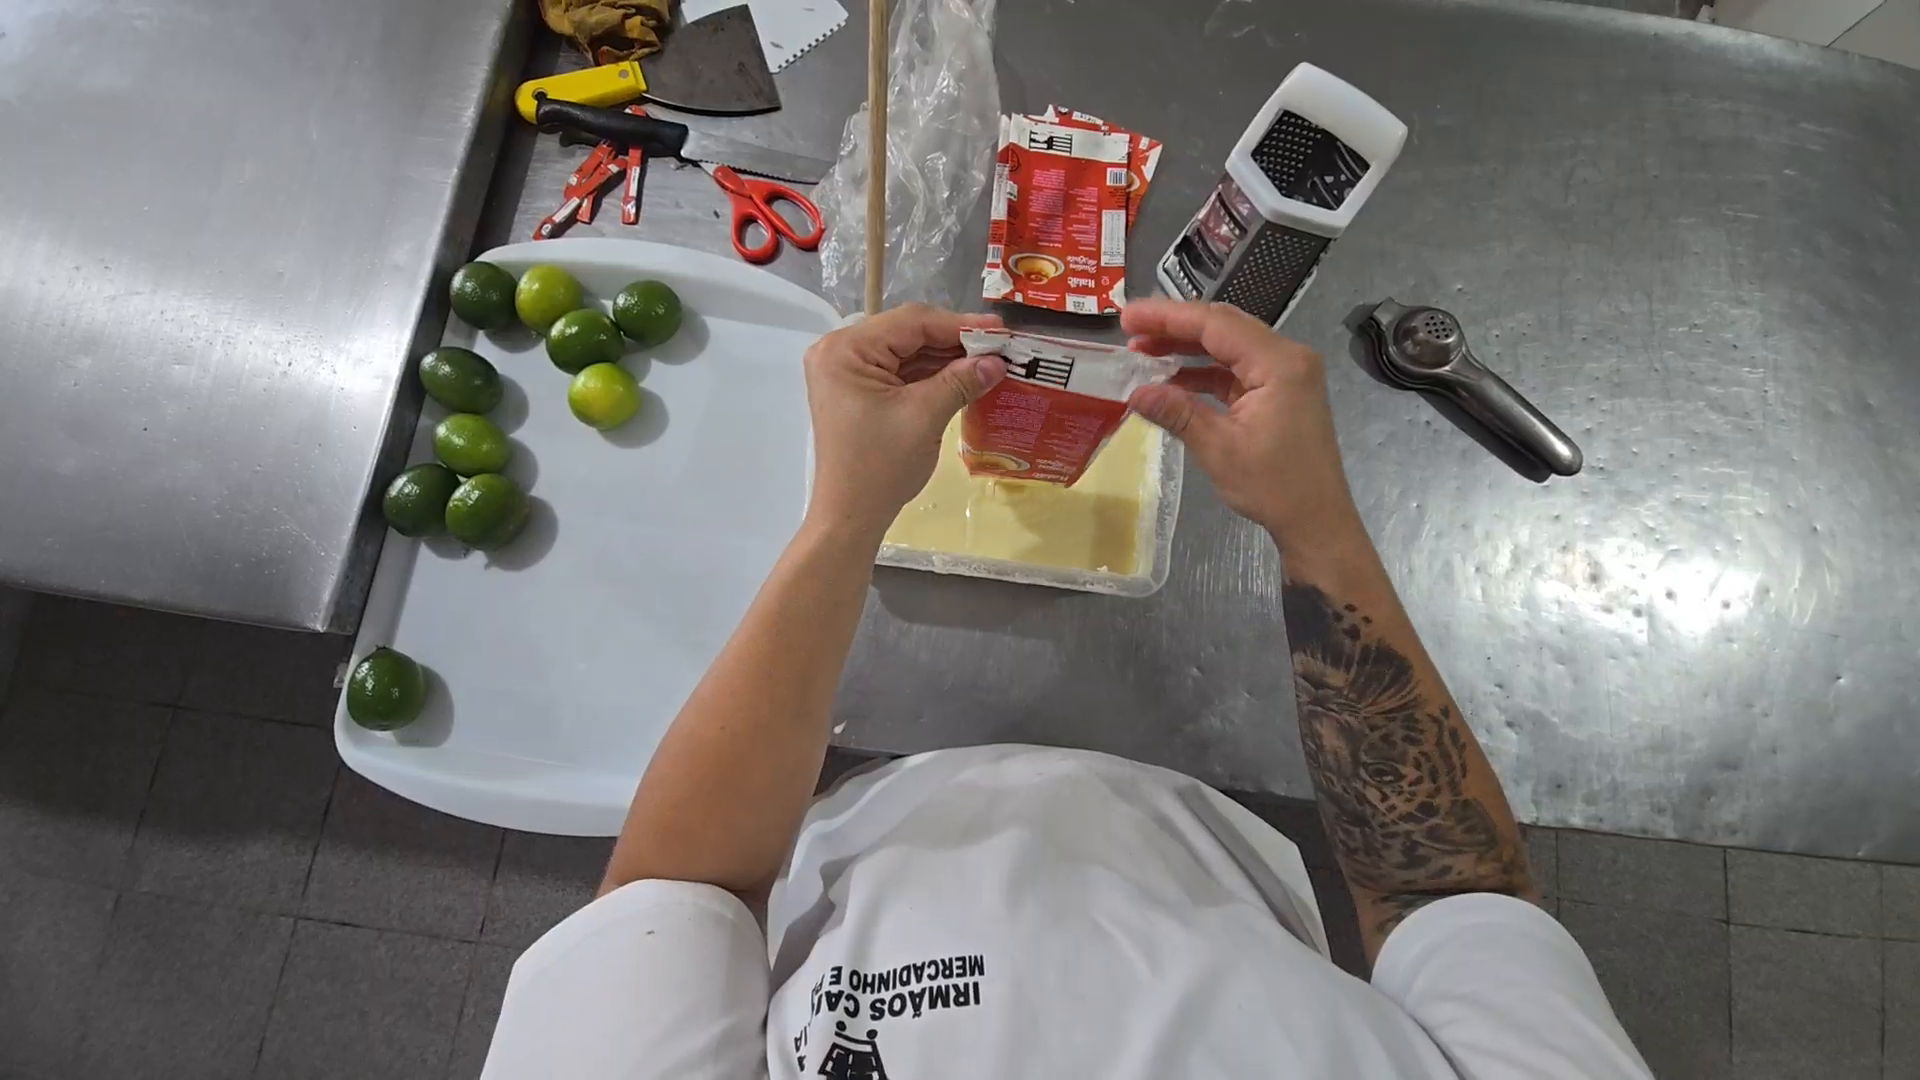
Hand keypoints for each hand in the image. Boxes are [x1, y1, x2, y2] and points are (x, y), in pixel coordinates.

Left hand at [801, 304, 1006, 541]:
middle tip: (999, 347)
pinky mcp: (857, 393)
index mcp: (846, 350)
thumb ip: (960, 381)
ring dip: (945, 359)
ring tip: (988, 362)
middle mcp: (839, 352)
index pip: (910, 323)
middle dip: (953, 342)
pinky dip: (930, 376)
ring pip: (905, 354)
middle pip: (907, 334)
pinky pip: (898, 373)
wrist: (851, 515)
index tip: (1000, 330)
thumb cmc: (881, 466)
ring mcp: (846, 373)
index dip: (959, 325)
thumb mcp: (924, 416)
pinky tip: (963, 377)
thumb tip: (997, 361)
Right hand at [1123, 298, 1360, 551]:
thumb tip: (1135, 393)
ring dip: (1185, 347)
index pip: (1215, 325)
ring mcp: (1284, 373)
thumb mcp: (1219, 448)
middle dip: (1174, 326)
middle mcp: (1286, 357)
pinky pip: (1234, 369)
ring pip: (1227, 346)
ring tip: (1142, 351)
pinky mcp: (1278, 391)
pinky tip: (1170, 379)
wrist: (1315, 519)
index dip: (1168, 317)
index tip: (1128, 316)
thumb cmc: (1273, 486)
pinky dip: (1202, 371)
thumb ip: (1178, 413)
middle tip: (1130, 328)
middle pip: (1223, 326)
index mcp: (1278, 364)